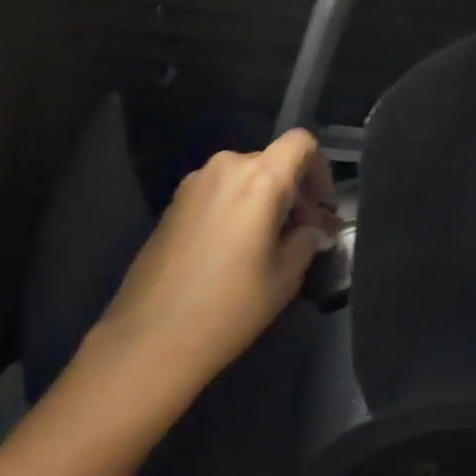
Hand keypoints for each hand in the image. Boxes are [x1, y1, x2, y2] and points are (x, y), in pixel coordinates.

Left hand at [96, 128, 336, 381]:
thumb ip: (306, 239)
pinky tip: (236, 251)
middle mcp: (224, 167)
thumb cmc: (230, 305)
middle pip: (271, 162)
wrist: (153, 333)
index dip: (320, 169)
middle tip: (303, 235)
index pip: (300, 143)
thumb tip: (314, 227)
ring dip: (264, 201)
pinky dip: (237, 207)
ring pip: (243, 178)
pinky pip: (219, 192)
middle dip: (293, 192)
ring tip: (270, 247)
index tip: (323, 209)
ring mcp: (193, 182)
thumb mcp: (284, 276)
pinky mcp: (174, 202)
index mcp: (258, 178)